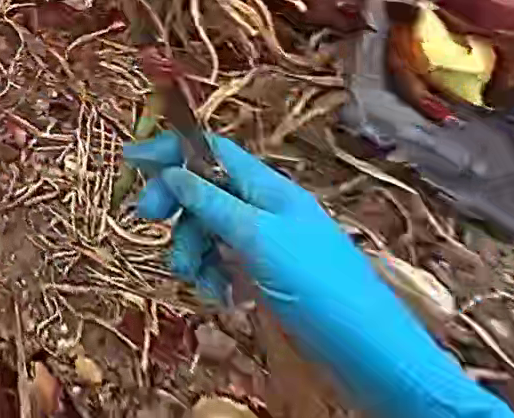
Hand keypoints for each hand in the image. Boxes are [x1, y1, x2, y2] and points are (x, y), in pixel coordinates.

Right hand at [125, 133, 513, 417]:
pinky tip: (218, 295)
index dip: (170, 150)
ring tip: (192, 276)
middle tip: (146, 220)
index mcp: (266, 188)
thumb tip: (170, 170)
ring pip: (209, 227)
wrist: (381, 363)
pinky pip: (224, 260)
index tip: (132, 161)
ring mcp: (266, 243)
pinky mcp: (268, 275)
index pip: (210, 150)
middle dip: (173, 203)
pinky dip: (212, 272)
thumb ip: (210, 202)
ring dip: (190, 246)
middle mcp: (263, 208)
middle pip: (203, 188)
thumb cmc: (320, 289)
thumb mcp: (257, 240)